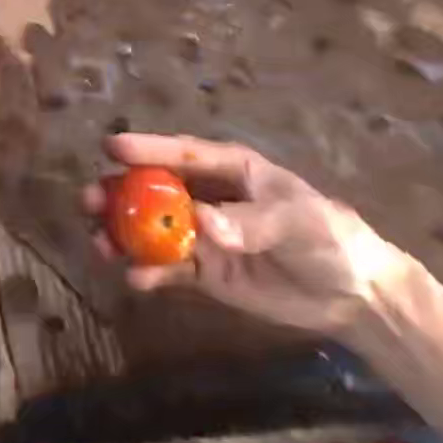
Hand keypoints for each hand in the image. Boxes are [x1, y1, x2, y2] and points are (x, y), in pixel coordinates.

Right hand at [84, 133, 417, 334]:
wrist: (353, 296)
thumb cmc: (328, 237)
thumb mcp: (297, 220)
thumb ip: (250, 221)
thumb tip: (202, 222)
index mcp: (228, 171)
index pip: (181, 155)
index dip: (146, 149)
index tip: (111, 147)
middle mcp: (204, 198)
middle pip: (151, 190)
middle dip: (117, 194)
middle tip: (88, 200)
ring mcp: (199, 235)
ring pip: (148, 230)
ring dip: (121, 234)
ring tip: (101, 244)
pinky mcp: (201, 271)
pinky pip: (166, 269)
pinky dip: (147, 273)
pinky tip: (136, 280)